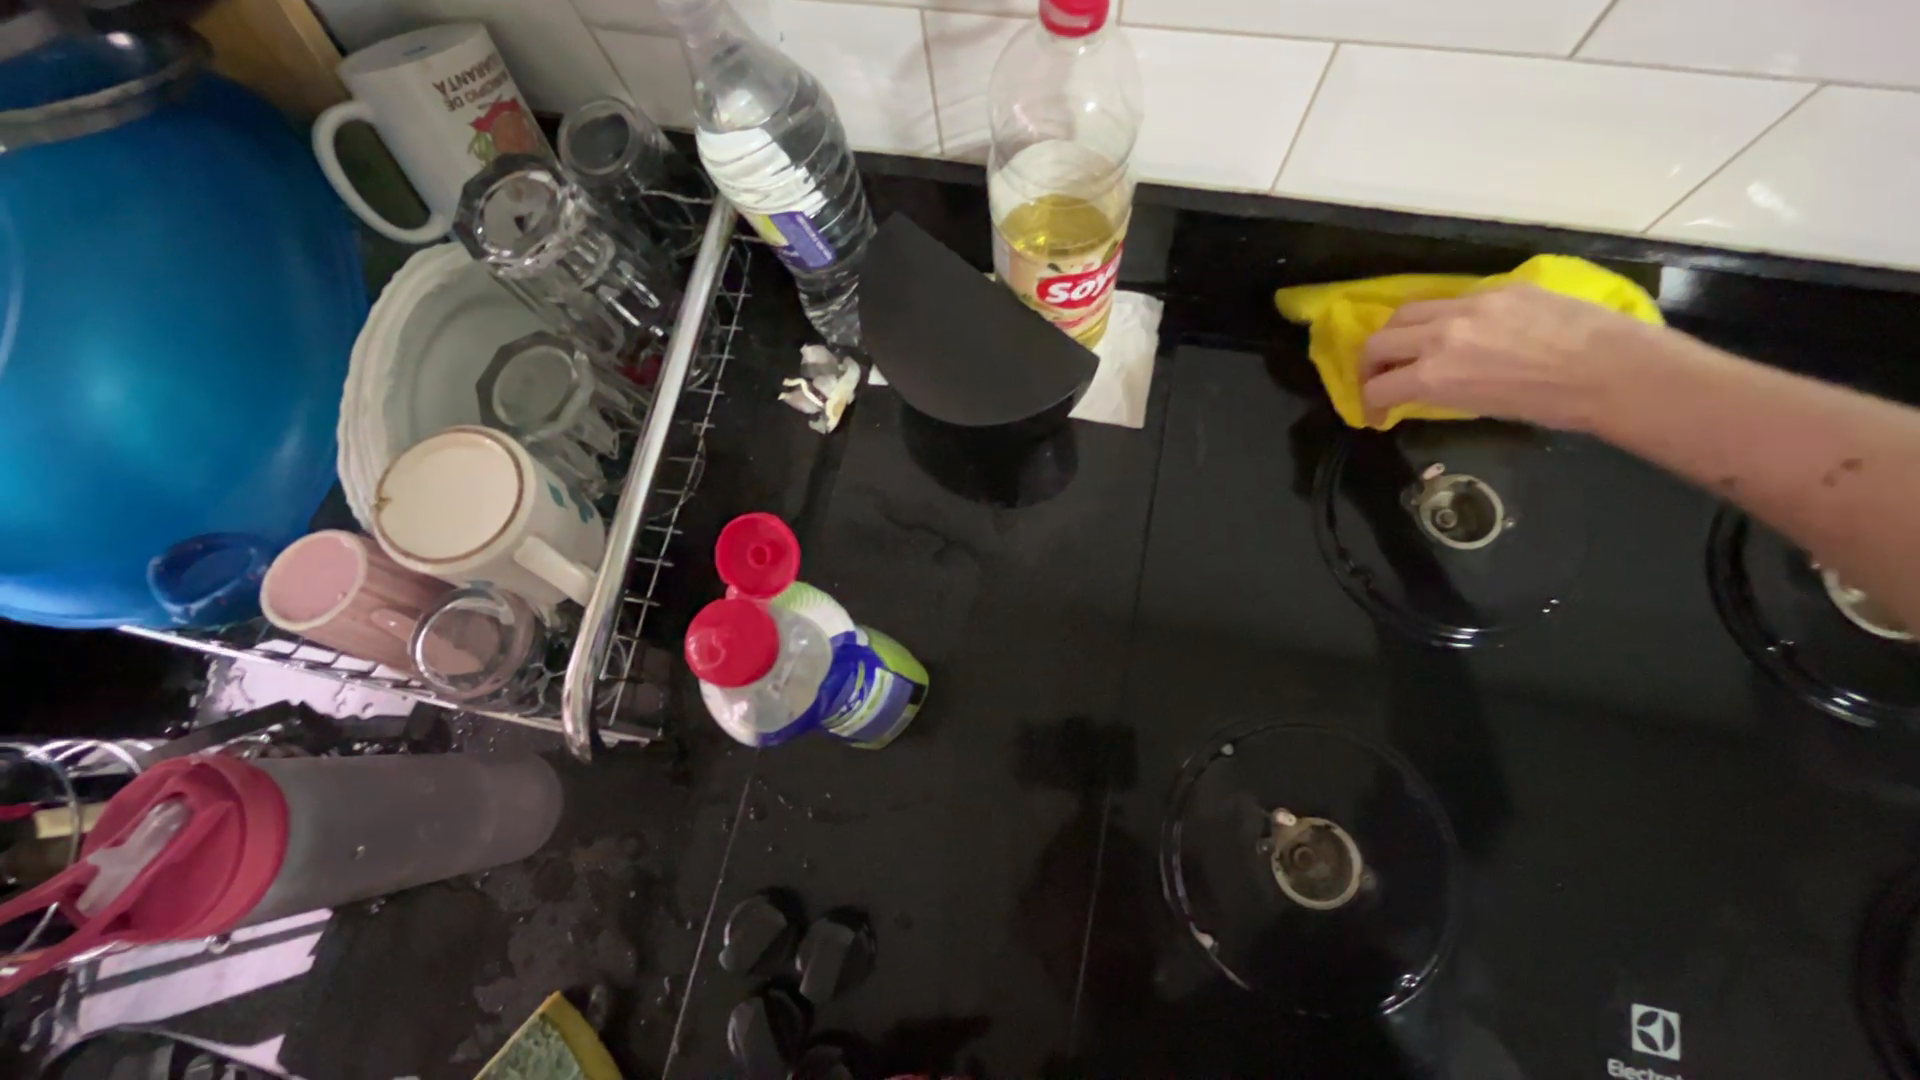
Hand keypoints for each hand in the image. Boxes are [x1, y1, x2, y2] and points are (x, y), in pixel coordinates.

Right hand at [1360, 284, 1659, 431]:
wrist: (1614, 371)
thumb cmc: (1550, 406)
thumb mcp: (1479, 408)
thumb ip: (1440, 392)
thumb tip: (1424, 389)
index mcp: (1434, 375)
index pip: (1377, 386)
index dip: (1370, 403)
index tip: (1379, 413)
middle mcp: (1440, 335)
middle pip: (1378, 342)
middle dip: (1370, 364)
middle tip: (1381, 377)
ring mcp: (1470, 305)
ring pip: (1407, 312)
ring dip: (1398, 333)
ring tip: (1411, 347)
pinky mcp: (1500, 288)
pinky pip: (1453, 299)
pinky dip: (1442, 317)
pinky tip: (1462, 330)